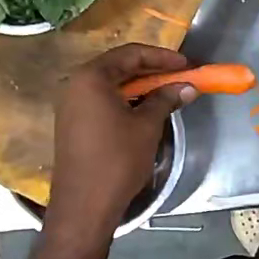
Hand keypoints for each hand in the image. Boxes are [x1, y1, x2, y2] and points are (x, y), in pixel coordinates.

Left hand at [47, 44, 196, 235]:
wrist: (85, 204)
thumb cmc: (117, 159)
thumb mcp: (147, 126)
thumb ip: (166, 99)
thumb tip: (188, 86)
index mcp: (91, 78)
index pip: (130, 54)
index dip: (162, 57)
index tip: (187, 65)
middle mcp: (75, 85)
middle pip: (118, 67)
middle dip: (152, 70)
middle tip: (180, 76)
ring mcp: (71, 105)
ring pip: (111, 86)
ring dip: (140, 87)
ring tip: (168, 93)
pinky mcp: (72, 123)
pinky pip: (102, 101)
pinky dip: (126, 101)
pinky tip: (146, 110)